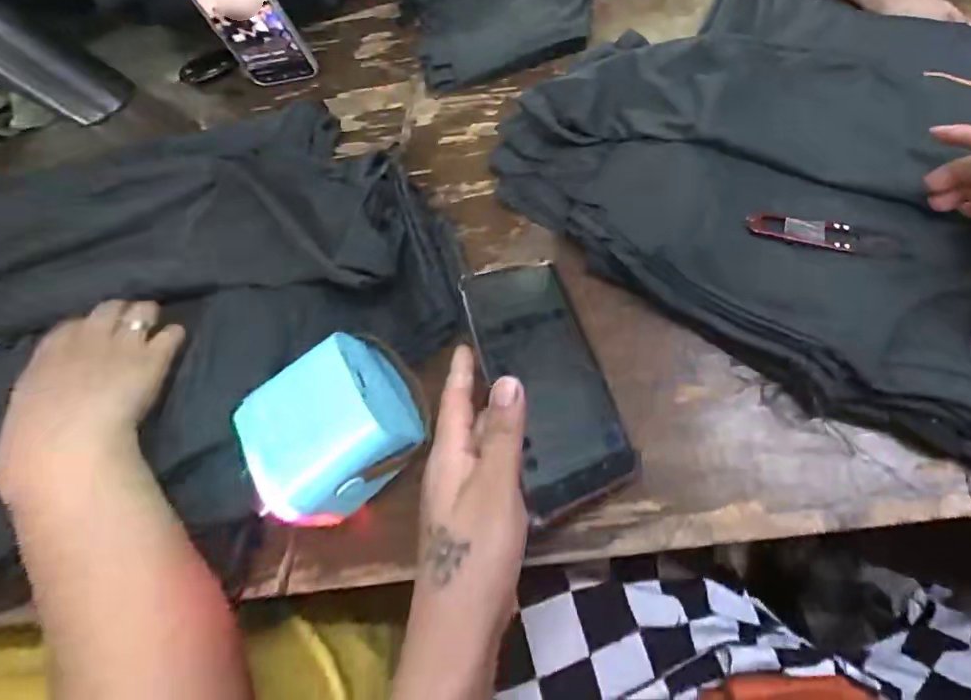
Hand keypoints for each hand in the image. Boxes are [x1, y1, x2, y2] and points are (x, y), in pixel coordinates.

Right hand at [0, 300, 186, 506]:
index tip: (93, 339)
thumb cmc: (32, 444)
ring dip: (149, 316)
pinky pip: (172, 333)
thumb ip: (41, 394)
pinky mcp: (154, 357)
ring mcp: (124, 344)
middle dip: (120, 314)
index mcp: (50, 353)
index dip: (86, 329)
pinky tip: (174, 342)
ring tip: (154, 326)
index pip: (72, 325)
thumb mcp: (24, 411)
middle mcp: (89, 339)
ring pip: (143, 311)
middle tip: (129, 326)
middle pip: (109, 308)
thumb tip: (47, 400)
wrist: (67, 448)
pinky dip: (175, 336)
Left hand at [394, 345, 527, 699]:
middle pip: (464, 422)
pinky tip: (522, 455)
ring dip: (493, 421)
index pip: (453, 402)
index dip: (460, 372)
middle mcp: (449, 473)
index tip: (465, 341)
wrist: (460, 627)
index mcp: (448, 458)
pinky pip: (488, 471)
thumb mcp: (494, 486)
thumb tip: (507, 378)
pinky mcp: (473, 521)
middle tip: (503, 360)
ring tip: (517, 397)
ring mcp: (459, 499)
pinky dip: (502, 453)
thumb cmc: (476, 549)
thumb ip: (502, 434)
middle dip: (479, 391)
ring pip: (477, 447)